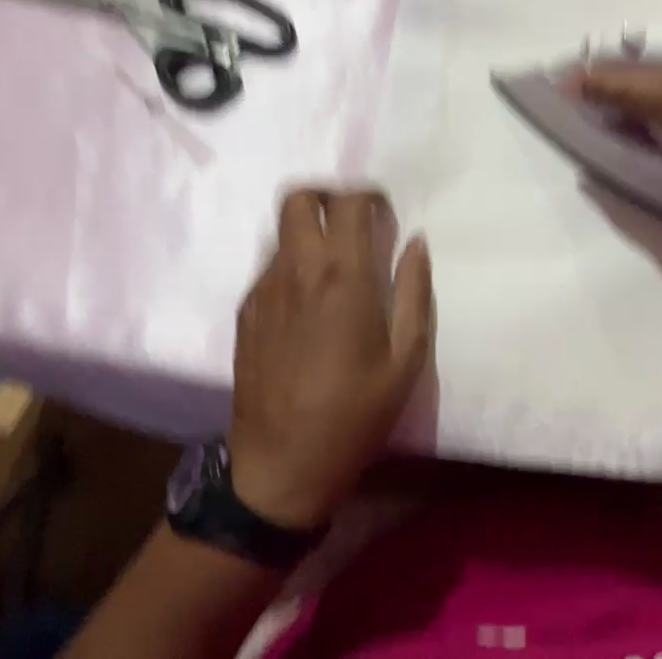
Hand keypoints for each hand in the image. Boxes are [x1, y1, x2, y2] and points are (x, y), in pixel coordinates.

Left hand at [229, 189, 433, 529]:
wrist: (281, 465)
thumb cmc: (355, 414)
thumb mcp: (405, 359)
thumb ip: (413, 291)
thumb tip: (416, 242)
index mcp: (341, 277)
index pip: (348, 203)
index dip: (369, 196)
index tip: (385, 214)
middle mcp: (296, 271)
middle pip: (298, 199)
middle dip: (328, 197)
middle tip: (353, 224)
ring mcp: (263, 291)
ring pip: (282, 234)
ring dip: (310, 234)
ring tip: (335, 270)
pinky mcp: (245, 313)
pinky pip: (270, 269)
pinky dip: (293, 267)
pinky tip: (310, 307)